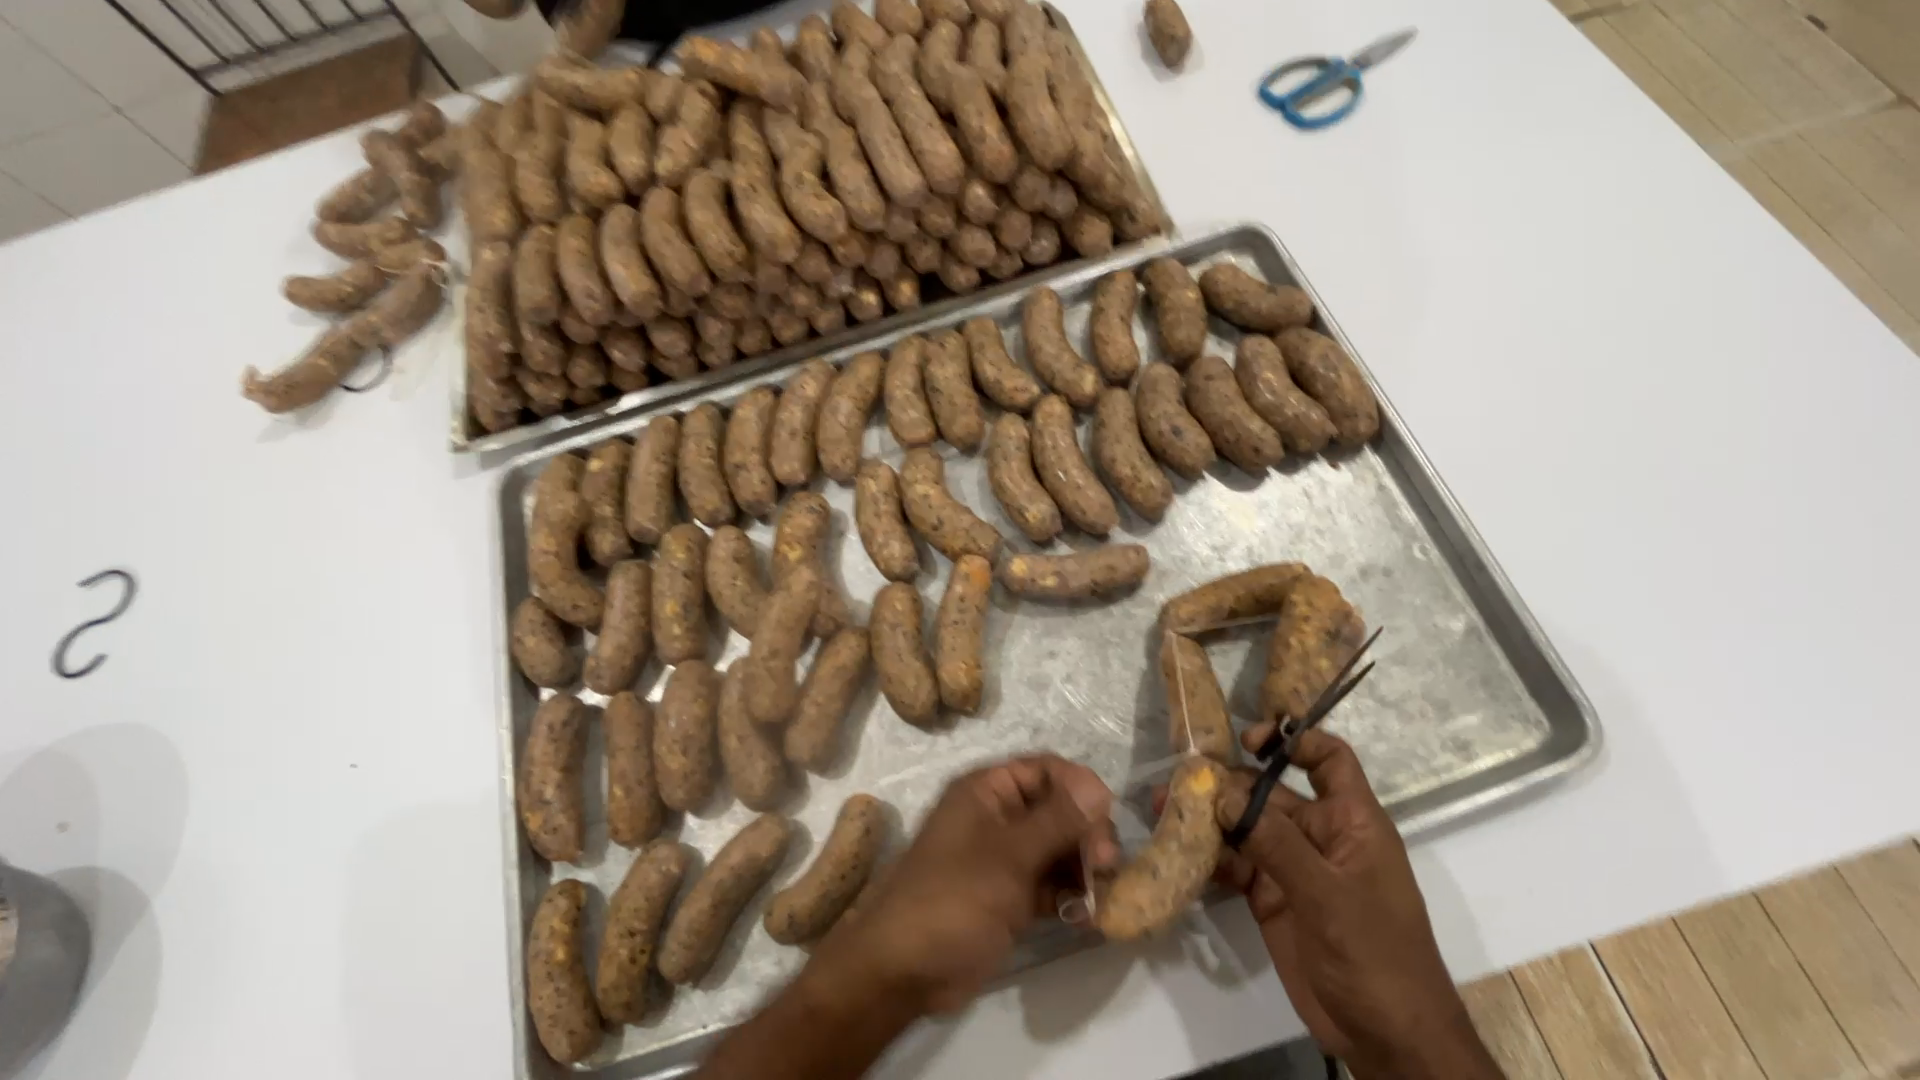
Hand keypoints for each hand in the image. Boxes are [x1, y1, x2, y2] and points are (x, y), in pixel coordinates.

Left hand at [815, 755, 1117, 1016]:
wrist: (903, 971)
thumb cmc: (953, 898)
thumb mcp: (1009, 856)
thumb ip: (1057, 820)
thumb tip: (1099, 785)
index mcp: (986, 792)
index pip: (1044, 769)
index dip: (1078, 786)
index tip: (1106, 815)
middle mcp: (996, 818)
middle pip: (1058, 809)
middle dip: (1086, 832)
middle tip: (1106, 864)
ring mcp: (1003, 860)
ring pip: (1058, 849)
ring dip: (1083, 867)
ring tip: (1100, 893)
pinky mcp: (1009, 898)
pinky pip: (1049, 885)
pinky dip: (1069, 896)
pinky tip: (1087, 917)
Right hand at [1211, 727, 1499, 1079]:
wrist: (1387, 1037)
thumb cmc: (1376, 955)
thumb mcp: (1327, 894)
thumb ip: (1275, 842)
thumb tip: (1223, 794)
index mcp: (1351, 823)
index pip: (1329, 760)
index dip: (1294, 741)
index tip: (1248, 741)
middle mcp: (1320, 837)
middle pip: (1270, 794)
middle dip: (1227, 783)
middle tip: (1179, 780)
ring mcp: (1294, 869)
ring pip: (1247, 829)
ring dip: (1209, 818)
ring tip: (1164, 808)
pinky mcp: (1272, 899)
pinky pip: (1237, 866)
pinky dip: (1211, 857)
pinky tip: (1179, 850)